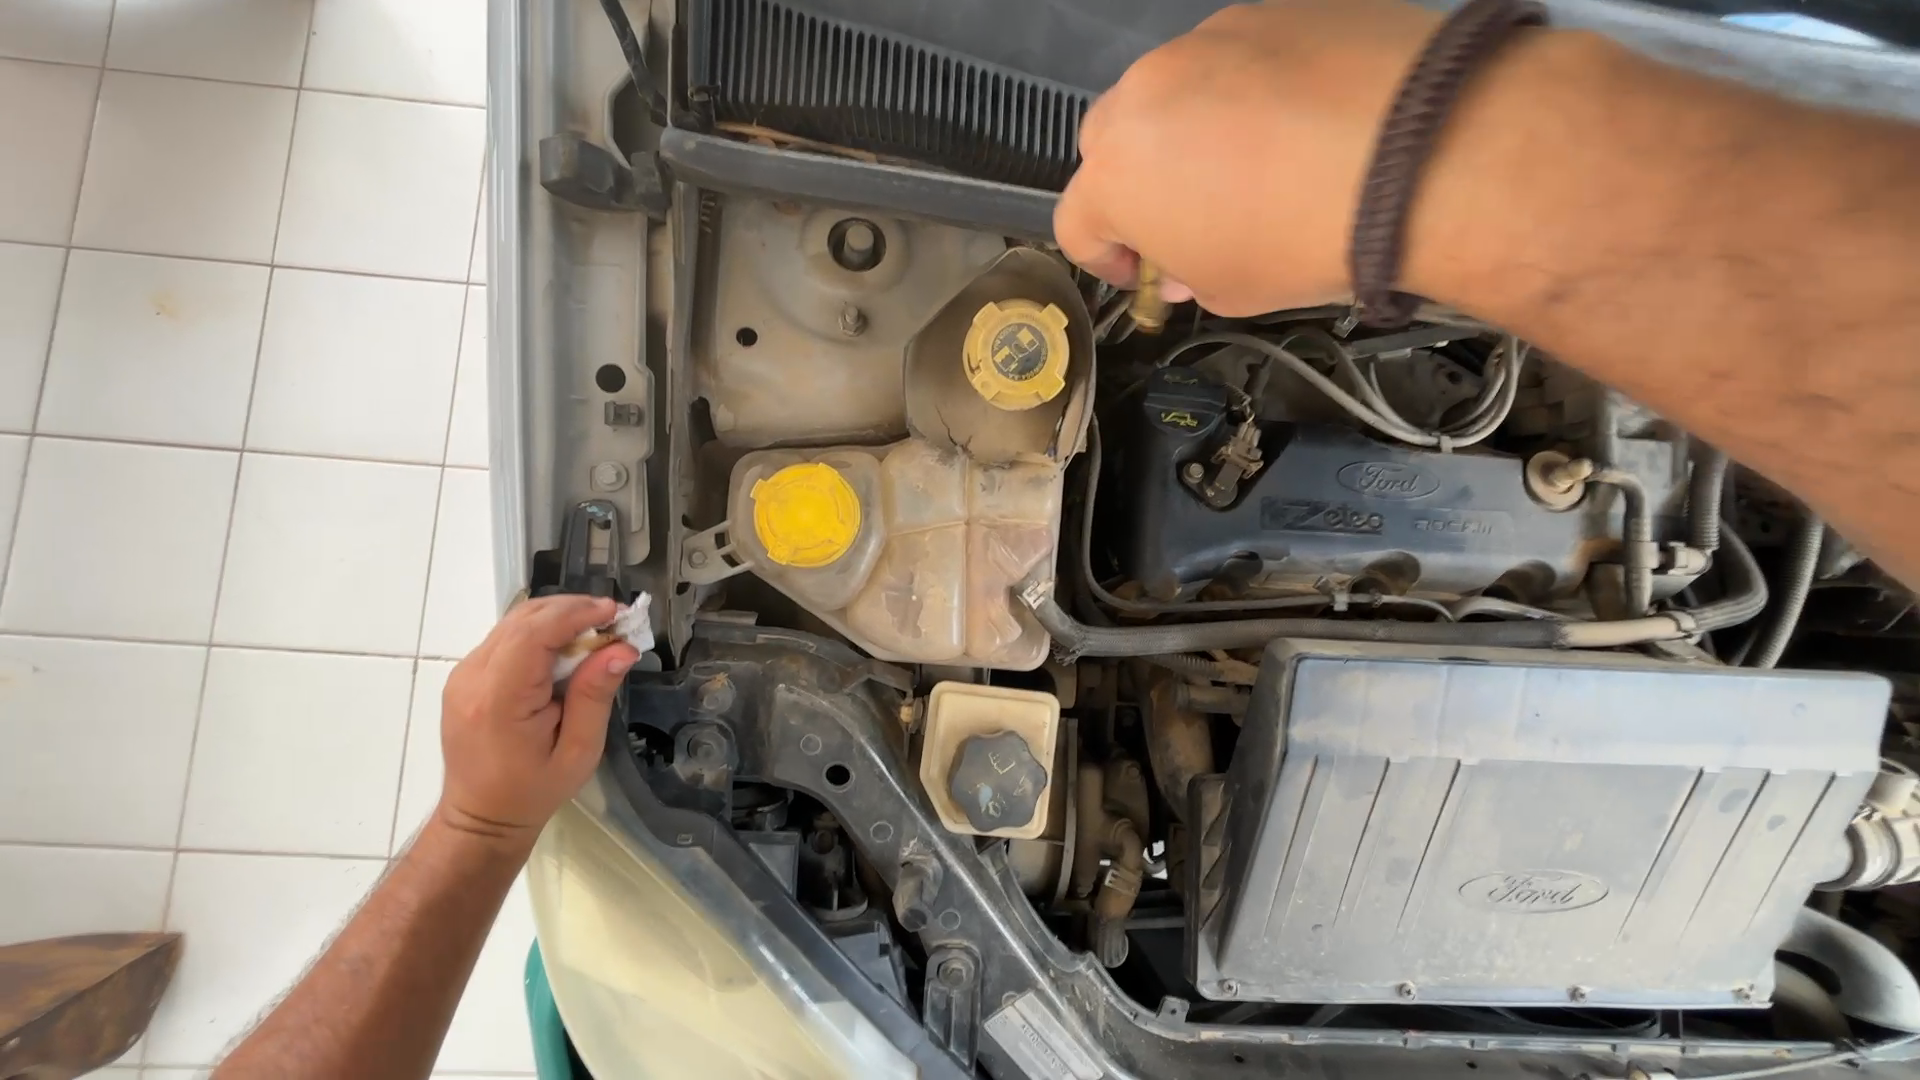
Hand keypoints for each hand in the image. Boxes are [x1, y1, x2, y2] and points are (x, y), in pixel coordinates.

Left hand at [435, 594, 639, 849]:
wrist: (480, 815)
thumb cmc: (534, 789)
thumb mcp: (579, 750)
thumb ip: (595, 695)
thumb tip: (622, 649)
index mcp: (498, 700)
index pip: (533, 634)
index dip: (576, 614)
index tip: (616, 612)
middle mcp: (472, 678)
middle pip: (523, 619)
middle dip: (572, 609)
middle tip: (614, 619)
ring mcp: (464, 674)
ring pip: (514, 622)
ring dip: (558, 616)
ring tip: (597, 629)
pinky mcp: (466, 675)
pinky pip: (507, 636)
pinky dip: (542, 630)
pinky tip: (569, 645)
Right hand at [1053, 0, 1441, 314]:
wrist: (1420, 153)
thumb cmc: (1303, 240)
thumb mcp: (1227, 291)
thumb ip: (1183, 275)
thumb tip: (1181, 261)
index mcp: (1115, 177)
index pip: (1075, 224)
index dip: (1103, 258)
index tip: (1140, 272)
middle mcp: (1142, 96)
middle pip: (1106, 145)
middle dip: (1132, 185)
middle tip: (1182, 214)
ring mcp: (1203, 41)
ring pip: (1166, 93)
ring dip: (1182, 131)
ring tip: (1246, 160)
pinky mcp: (1265, 7)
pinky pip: (1230, 58)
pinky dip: (1242, 90)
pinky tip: (1293, 118)